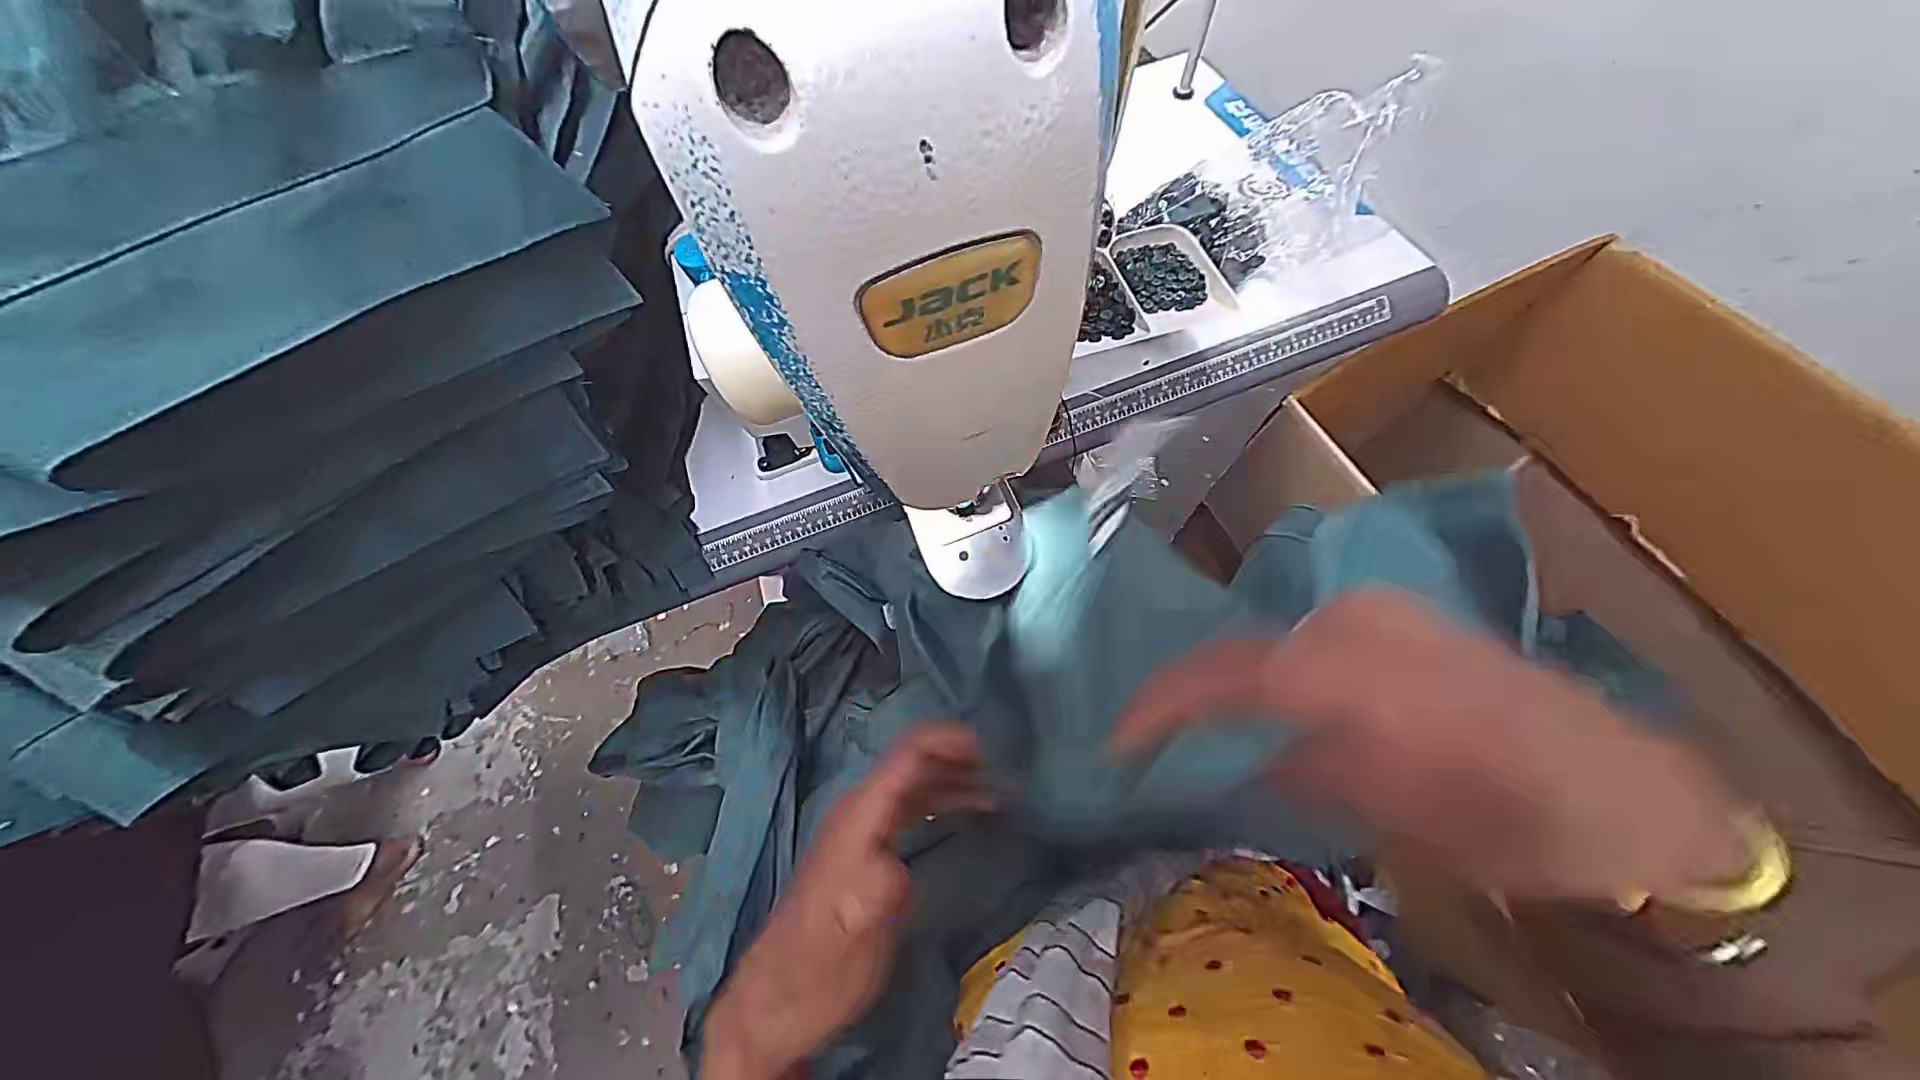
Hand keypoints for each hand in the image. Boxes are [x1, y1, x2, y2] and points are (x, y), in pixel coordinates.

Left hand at [702, 724, 990, 1079]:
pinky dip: (941, 801)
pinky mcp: (867, 848)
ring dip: (953, 779)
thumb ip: (882, 888)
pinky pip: (910, 807)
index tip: (985, 748)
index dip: (945, 742)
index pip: (907, 756)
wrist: (778, 999)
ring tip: (994, 790)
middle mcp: (860, 811)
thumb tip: (902, 865)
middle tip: (1000, 771)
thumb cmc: (820, 967)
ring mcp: (863, 828)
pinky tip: (965, 811)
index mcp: (859, 817)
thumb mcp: (858, 931)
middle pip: (912, 761)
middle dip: (956, 757)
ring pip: (914, 783)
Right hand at [1115, 589, 1750, 901]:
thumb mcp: (1392, 811)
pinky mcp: (1393, 614)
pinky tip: (1263, 698)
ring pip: (1267, 639)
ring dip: (1226, 678)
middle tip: (1152, 733)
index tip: (1120, 737)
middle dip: (1187, 690)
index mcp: (1352, 670)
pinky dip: (1267, 666)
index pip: (1227, 672)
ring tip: (1196, 720)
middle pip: (1238, 649)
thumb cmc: (1511, 819)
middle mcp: (1354, 619)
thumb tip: (1231, 756)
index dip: (1163, 702)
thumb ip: (1296, 770)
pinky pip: (1300, 635)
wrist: (1633, 794)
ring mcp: (1375, 608)